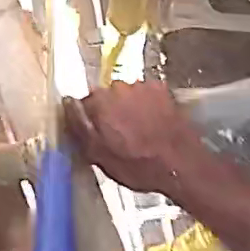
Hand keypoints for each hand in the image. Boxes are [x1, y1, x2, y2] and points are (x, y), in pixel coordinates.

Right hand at [64, 83, 215, 195]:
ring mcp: (140, 85)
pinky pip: (146, 94)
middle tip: (121, 136)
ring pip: (126, 95)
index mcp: (97, 101)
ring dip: (129, 108)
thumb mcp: (101, 157)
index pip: (83, 105)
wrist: (183, 164)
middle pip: (105, 97)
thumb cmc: (139, 166)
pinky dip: (148, 105)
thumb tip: (66, 104)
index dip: (90, 121)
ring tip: (141, 131)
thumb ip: (79, 128)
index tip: (99, 136)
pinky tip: (155, 123)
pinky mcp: (160, 88)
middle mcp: (115, 86)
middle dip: (110, 113)